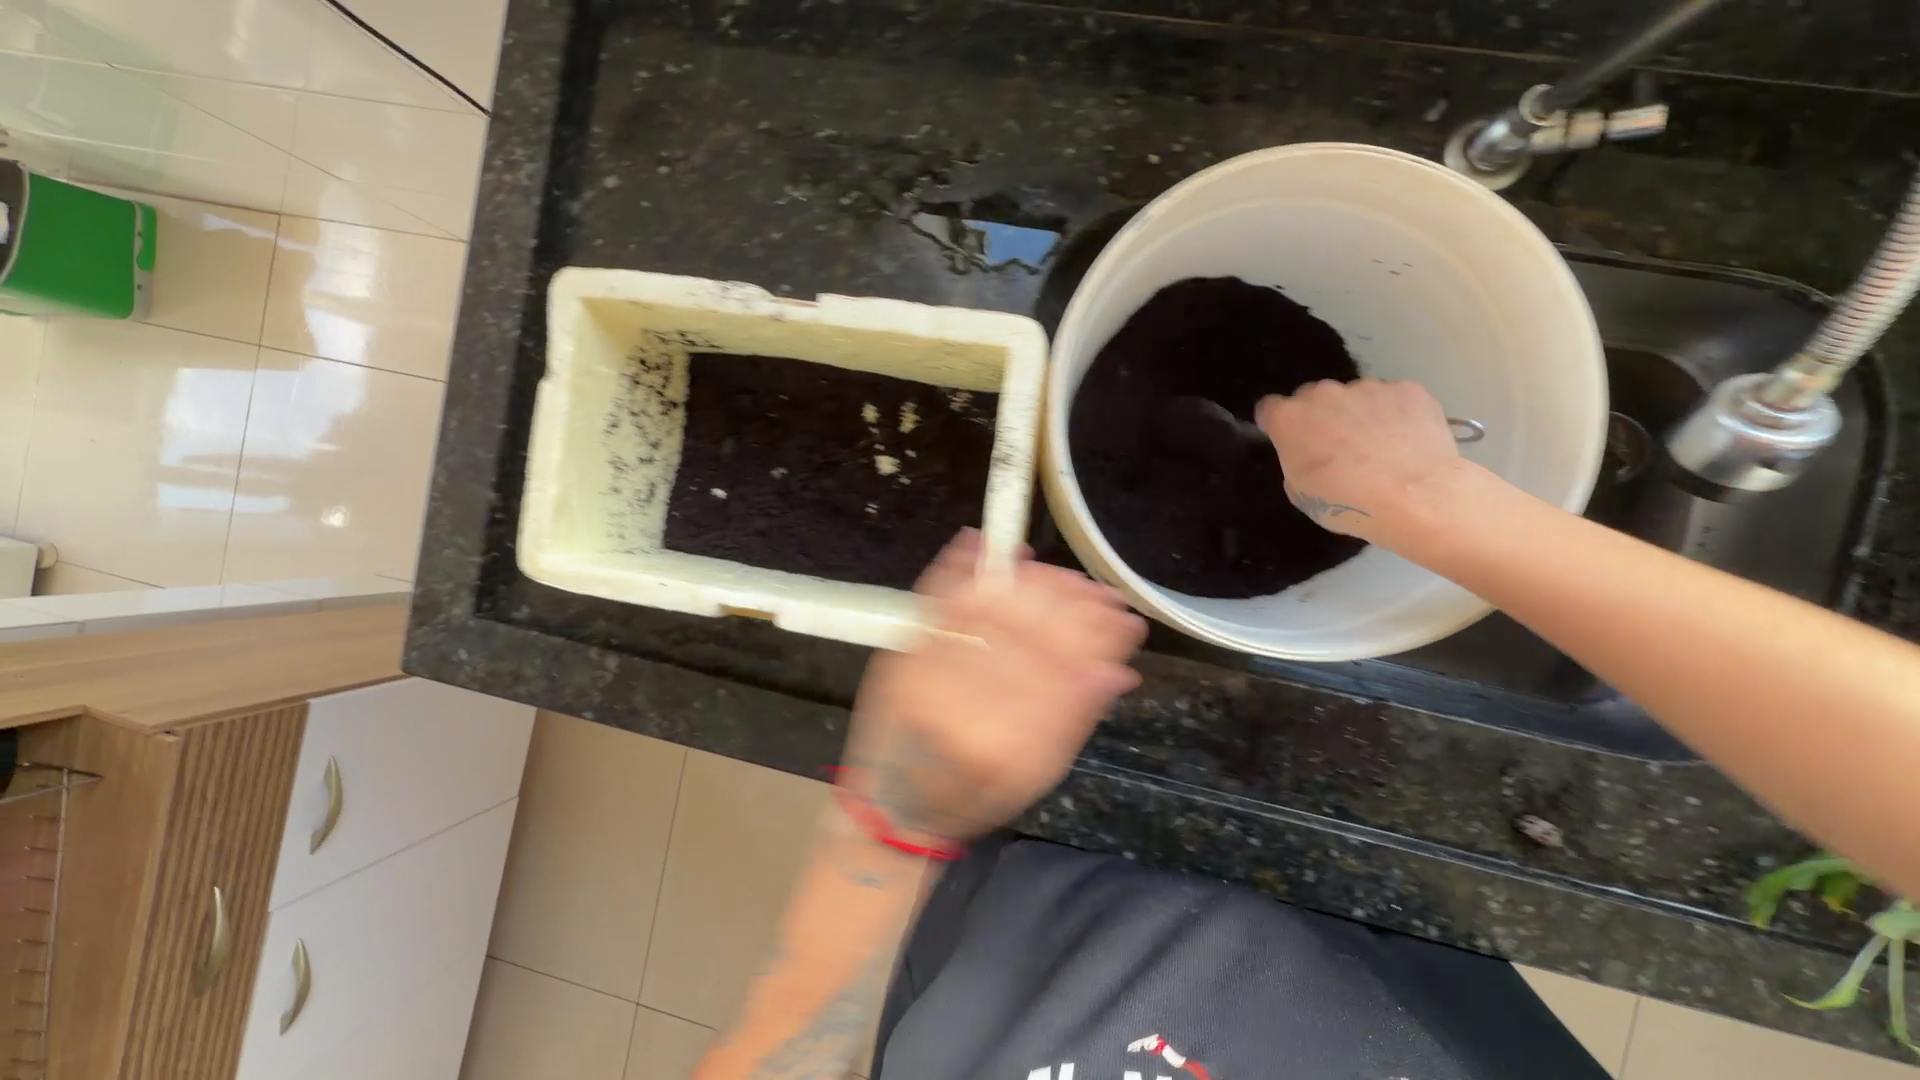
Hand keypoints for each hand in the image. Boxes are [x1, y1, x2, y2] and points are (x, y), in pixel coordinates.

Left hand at [842, 530, 1146, 845]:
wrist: (892, 802)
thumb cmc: (971, 794)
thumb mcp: (1033, 773)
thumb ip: (1073, 721)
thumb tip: (1116, 673)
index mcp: (1000, 741)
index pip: (1059, 670)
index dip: (1095, 636)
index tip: (1121, 619)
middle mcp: (962, 702)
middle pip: (1026, 631)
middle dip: (1072, 603)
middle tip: (1100, 593)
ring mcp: (929, 672)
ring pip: (990, 609)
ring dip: (1033, 584)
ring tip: (1065, 578)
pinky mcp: (906, 653)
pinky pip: (938, 600)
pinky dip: (961, 568)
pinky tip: (984, 544)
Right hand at [1256, 378, 1464, 541]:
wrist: (1415, 498)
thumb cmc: (1347, 504)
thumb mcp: (1300, 493)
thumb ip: (1295, 461)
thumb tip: (1307, 453)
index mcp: (1289, 419)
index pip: (1269, 408)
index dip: (1277, 424)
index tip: (1287, 440)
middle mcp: (1324, 394)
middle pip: (1313, 397)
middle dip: (1319, 417)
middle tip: (1336, 449)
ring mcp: (1368, 388)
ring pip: (1355, 397)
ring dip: (1358, 414)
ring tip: (1379, 448)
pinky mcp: (1407, 390)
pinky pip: (1393, 399)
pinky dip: (1395, 414)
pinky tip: (1406, 442)